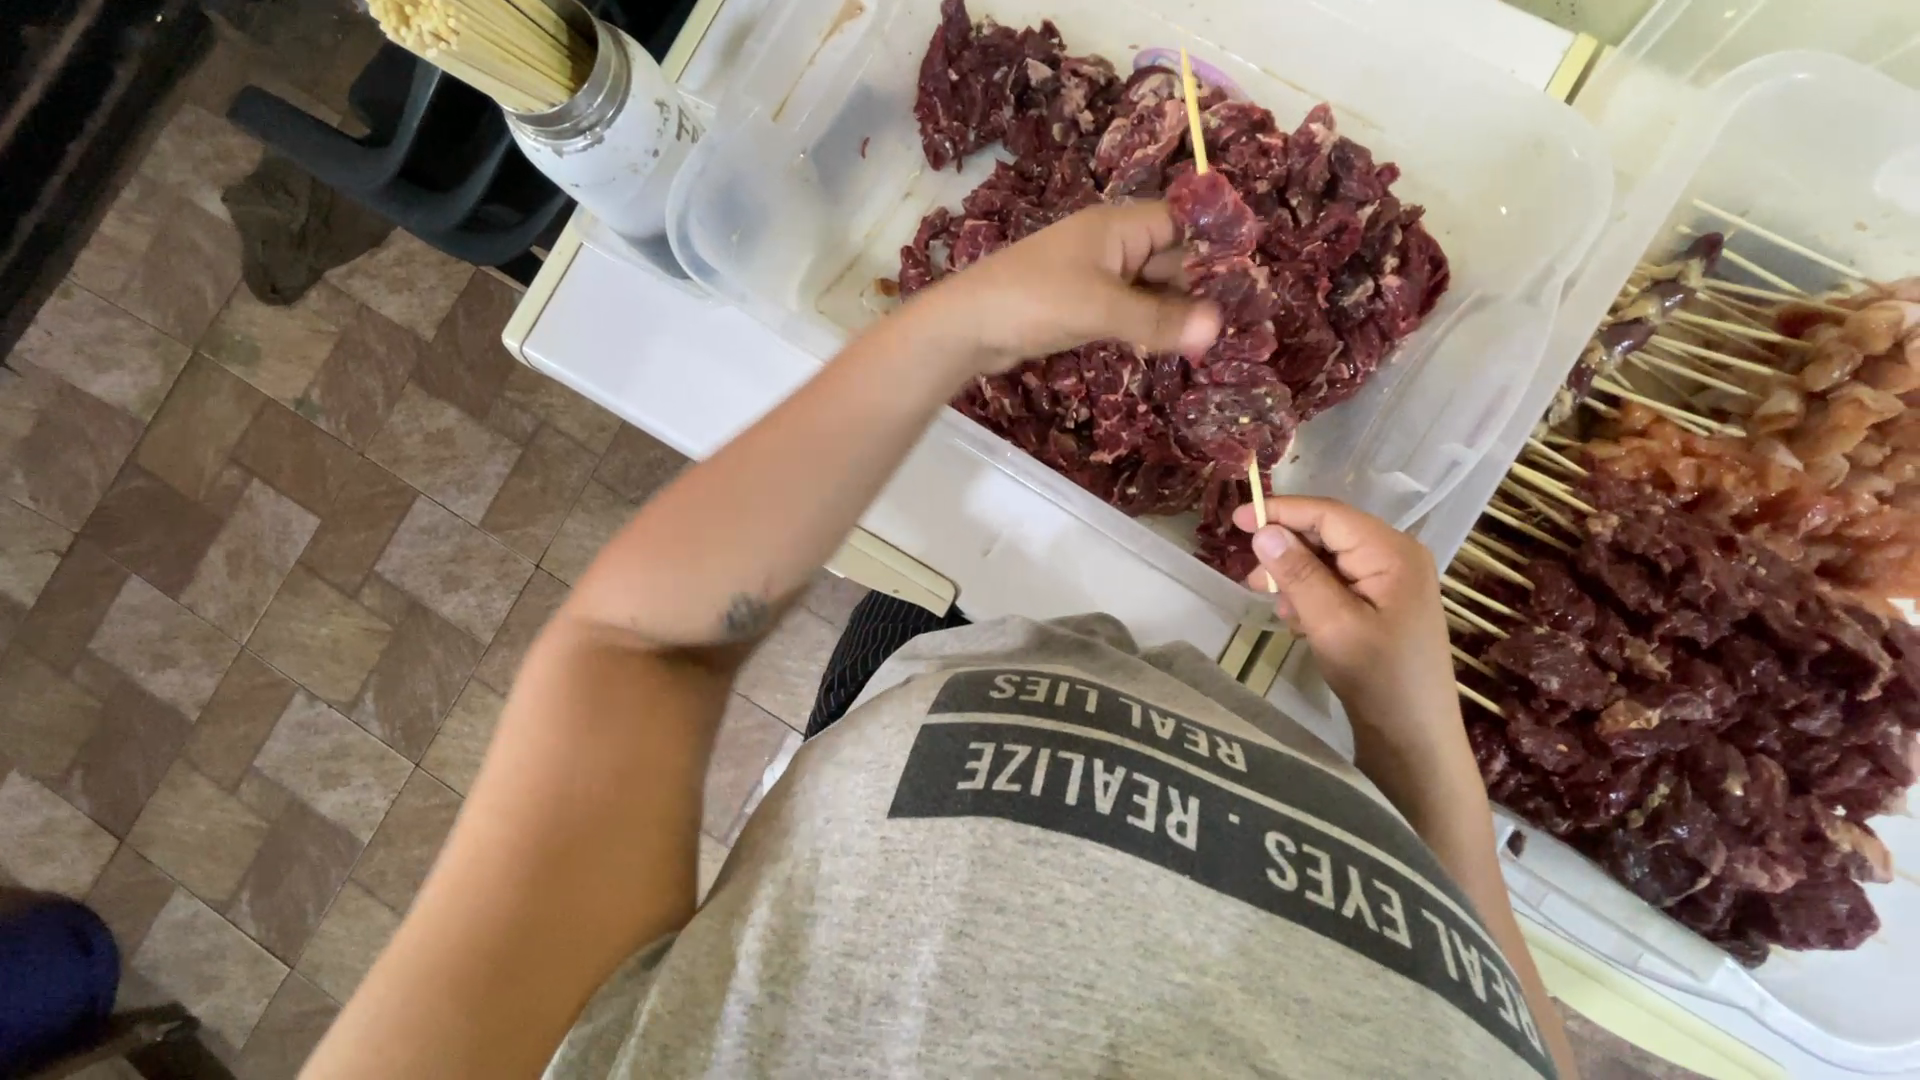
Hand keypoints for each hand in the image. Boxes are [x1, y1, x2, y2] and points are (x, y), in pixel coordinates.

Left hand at [911, 202, 1221, 374]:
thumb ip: (1157, 320)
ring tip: (1214, 339)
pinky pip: (1125, 311)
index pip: (1182, 223)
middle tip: (1241, 319)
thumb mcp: (1100, 309)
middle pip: (1169, 258)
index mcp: (1118, 226)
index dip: (1215, 245)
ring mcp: (1093, 276)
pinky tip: (1168, 346)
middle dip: (1199, 285)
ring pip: (1147, 289)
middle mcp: (1110, 245)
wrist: (966, 327)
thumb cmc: (1033, 301)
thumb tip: (1218, 329)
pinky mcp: (1079, 307)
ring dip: (1173, 312)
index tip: (1250, 276)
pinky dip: (1145, 326)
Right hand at [1234, 497, 1457, 742]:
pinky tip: (1298, 621)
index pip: (1328, 515)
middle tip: (1250, 577)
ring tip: (1274, 605)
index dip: (1280, 512)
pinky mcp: (1381, 602)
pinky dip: (1309, 594)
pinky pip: (1335, 582)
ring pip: (1327, 559)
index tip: (1235, 519)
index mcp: (1391, 552)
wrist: (1413, 735)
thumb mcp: (1331, 622)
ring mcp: (1390, 580)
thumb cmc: (1377, 677)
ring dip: (1294, 576)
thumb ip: (1297, 573)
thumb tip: (1263, 531)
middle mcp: (1394, 556)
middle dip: (1286, 550)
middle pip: (1328, 534)